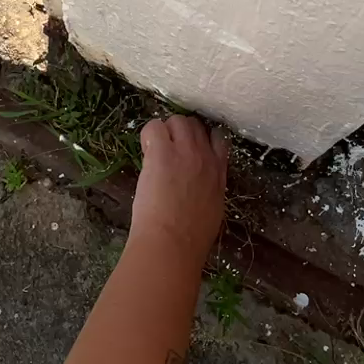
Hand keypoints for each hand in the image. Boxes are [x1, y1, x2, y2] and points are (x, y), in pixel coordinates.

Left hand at [128, 116, 228, 264]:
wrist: (172, 243)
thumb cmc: (192, 237)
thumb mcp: (214, 207)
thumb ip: (212, 186)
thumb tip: (204, 182)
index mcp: (219, 171)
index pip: (218, 138)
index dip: (203, 138)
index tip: (191, 148)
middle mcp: (204, 156)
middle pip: (195, 125)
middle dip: (181, 132)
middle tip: (168, 149)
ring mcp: (184, 152)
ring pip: (176, 120)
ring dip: (165, 131)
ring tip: (155, 149)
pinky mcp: (161, 153)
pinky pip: (153, 127)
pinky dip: (148, 135)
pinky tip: (145, 150)